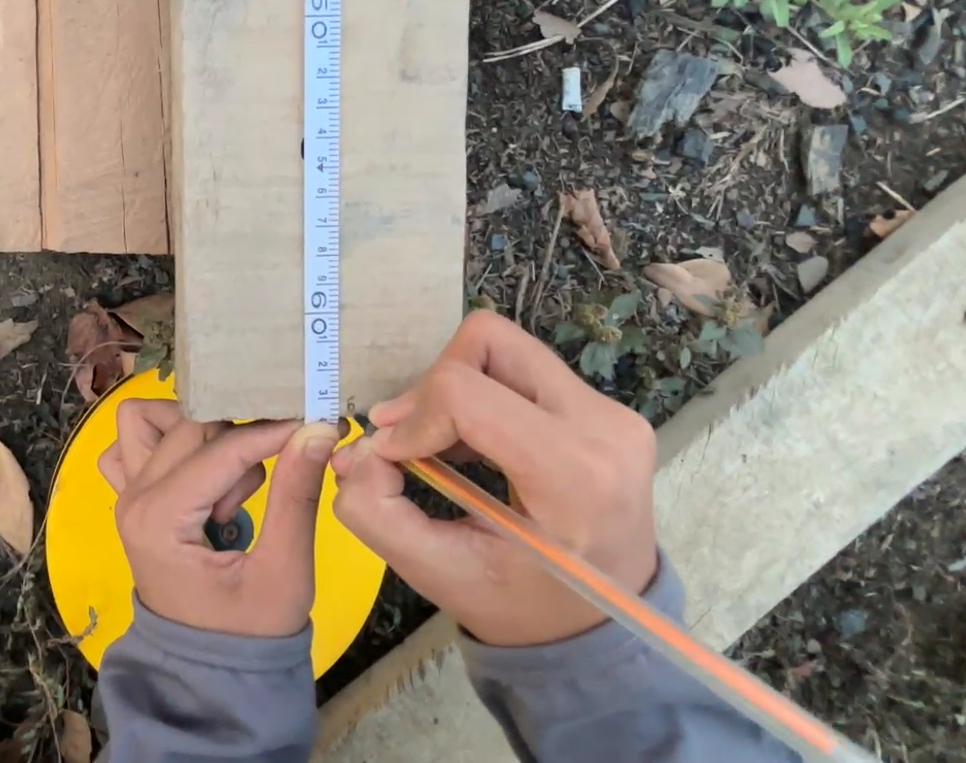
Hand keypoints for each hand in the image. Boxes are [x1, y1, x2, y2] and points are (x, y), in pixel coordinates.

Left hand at [98, 398, 340, 636]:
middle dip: (238, 437)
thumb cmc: (249, 630)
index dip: (270, 431)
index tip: (313, 420)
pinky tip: (205, 477)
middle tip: (274, 470)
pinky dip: (169, 442)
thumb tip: (318, 430)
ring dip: (195, 432)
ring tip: (230, 480)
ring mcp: (126, 494)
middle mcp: (133, 498)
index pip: (219, 450)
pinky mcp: (132, 495)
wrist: (210, 672)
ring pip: (148, 421)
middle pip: (187, 426)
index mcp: (160, 521)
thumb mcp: (283, 570)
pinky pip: (135, 443)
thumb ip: (296, 496)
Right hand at [331, 310, 658, 646]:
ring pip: (500, 345)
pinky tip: (468, 443)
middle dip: (432, 383)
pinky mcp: (601, 405)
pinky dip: (476, 392)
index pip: (465, 391)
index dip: (412, 416)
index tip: (392, 457)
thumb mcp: (437, 573)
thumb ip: (376, 511)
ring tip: (440, 442)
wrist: (599, 624)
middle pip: (486, 341)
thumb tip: (356, 450)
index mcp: (574, 474)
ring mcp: (609, 410)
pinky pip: (516, 365)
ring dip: (453, 384)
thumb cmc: (521, 605)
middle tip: (410, 436)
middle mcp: (602, 425)